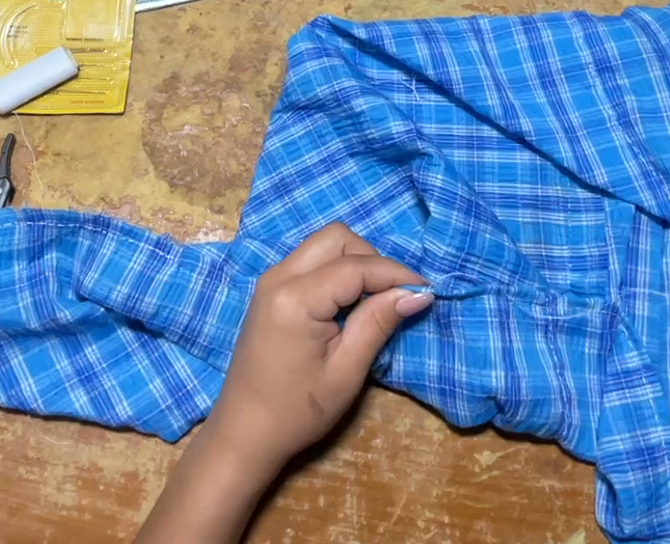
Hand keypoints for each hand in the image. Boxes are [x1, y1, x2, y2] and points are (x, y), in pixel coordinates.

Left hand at [207, 222, 432, 471]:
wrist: (244, 431)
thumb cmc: (297, 411)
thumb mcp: (346, 372)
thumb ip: (378, 323)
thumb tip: (417, 293)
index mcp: (296, 298)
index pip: (356, 266)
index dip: (394, 273)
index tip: (425, 290)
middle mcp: (279, 275)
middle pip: (336, 237)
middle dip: (372, 258)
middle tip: (393, 294)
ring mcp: (271, 278)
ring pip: (323, 244)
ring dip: (355, 261)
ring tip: (375, 299)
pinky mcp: (271, 287)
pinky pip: (311, 259)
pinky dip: (337, 269)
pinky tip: (349, 301)